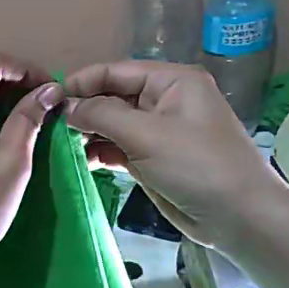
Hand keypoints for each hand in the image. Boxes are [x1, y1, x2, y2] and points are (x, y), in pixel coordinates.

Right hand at [62, 61, 288, 250]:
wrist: (239, 216)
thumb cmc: (197, 165)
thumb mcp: (146, 135)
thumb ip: (102, 115)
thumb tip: (67, 107)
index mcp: (170, 81)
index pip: (115, 71)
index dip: (81, 82)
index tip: (49, 99)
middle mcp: (164, 100)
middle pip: (112, 97)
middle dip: (83, 110)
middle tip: (50, 127)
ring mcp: (159, 132)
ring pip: (113, 125)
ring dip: (89, 133)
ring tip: (61, 146)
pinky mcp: (154, 159)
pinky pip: (119, 148)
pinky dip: (100, 153)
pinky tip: (81, 161)